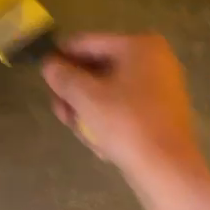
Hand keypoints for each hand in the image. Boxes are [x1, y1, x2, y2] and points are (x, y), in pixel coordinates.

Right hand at [41, 33, 205, 179]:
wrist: (166, 166)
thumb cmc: (126, 124)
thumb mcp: (86, 98)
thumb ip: (63, 77)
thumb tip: (49, 65)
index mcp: (139, 45)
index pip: (87, 43)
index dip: (60, 58)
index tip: (43, 78)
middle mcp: (154, 59)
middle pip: (98, 68)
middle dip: (75, 92)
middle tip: (61, 113)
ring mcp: (161, 85)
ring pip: (109, 90)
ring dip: (87, 108)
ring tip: (77, 129)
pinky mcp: (162, 111)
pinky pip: (124, 106)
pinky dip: (107, 118)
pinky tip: (99, 140)